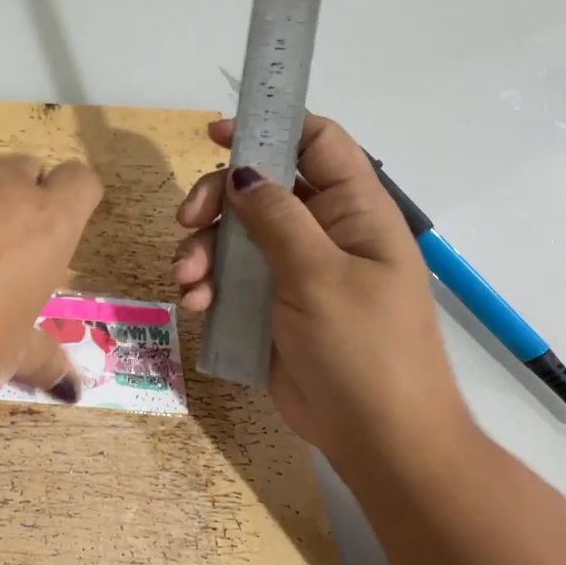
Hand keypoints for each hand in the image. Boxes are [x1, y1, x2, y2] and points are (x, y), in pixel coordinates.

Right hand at [173, 116, 473, 469]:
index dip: (271, 127)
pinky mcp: (269, 305)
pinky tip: (195, 305)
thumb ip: (278, 217)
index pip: (318, 144)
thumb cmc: (363, 349)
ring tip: (189, 280)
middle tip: (188, 220)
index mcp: (355, 213)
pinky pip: (227, 276)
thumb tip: (244, 171)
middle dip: (218, 199)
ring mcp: (295, 270)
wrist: (377, 438)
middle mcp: (324, 232)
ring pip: (235, 233)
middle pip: (261, 186)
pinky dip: (206, 284)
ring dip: (203, 249)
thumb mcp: (320, 275)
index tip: (217, 134)